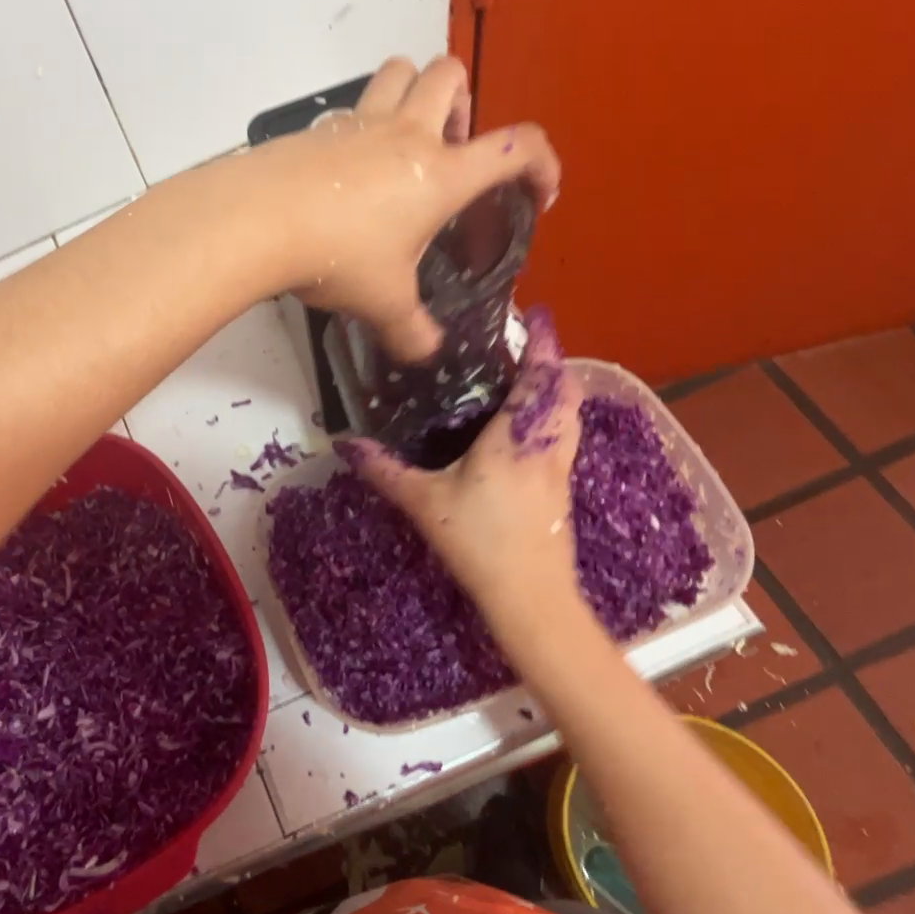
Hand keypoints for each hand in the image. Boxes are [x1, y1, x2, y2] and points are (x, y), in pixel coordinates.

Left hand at [173, 56, 560, 362]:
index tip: (536, 194)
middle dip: (463, 104)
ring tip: (402, 144)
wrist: (258, 220)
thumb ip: (410, 330)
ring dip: (412, 93)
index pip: (517, 147)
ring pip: (399, 70)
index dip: (542, 164)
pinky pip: (351, 107)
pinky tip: (344, 173)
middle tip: (447, 152)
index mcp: (441, 174)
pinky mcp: (318, 129)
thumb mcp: (382, 304)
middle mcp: (406, 134)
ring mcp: (359, 123)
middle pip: (451, 74)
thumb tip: (425, 352)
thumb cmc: (337, 257)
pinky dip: (361, 126)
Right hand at [341, 311, 584, 629]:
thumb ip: (384, 469)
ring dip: (557, 391)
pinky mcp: (561, 490)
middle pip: (565, 390)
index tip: (538, 317)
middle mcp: (547, 444)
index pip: (539, 377)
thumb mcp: (423, 502)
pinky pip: (565, 438)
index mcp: (517, 436)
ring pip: (570, 415)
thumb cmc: (478, 541)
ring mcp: (560, 468)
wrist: (529, 596)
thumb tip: (344, 443)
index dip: (542, 344)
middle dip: (552, 364)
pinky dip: (554, 419)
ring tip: (528, 382)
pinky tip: (527, 432)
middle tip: (526, 350)